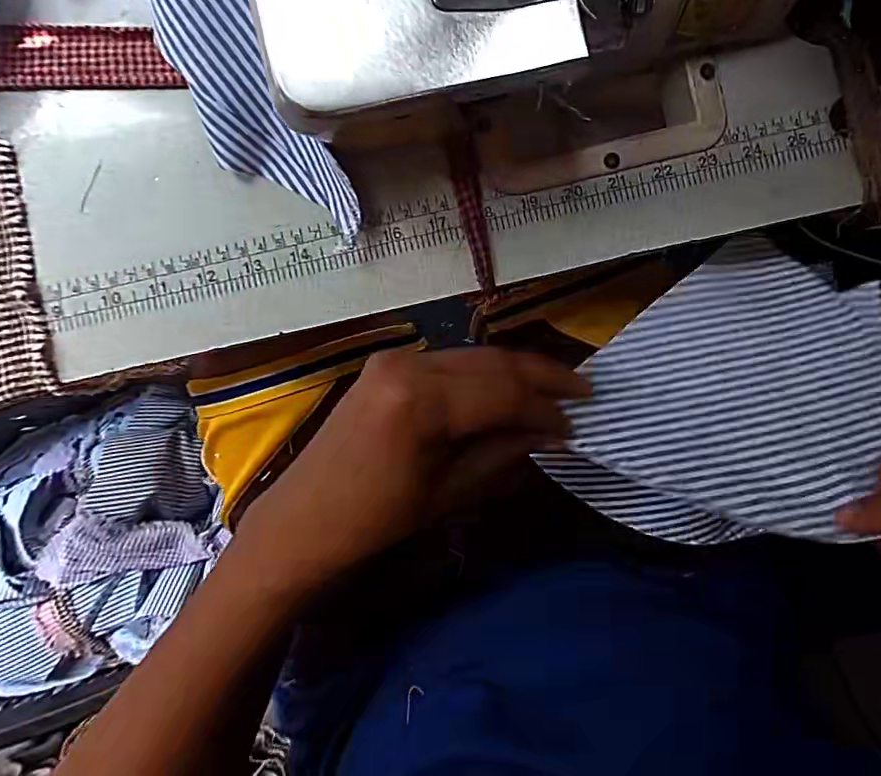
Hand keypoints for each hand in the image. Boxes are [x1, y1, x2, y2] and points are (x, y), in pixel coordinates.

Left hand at [230, 346, 589, 597]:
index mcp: (420, 400)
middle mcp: (409, 363)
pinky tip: (508, 390)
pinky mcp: (388, 363)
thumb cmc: (373, 522)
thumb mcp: (449, 492)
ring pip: (475, 356)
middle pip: (493, 362)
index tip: (578, 424)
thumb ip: (505, 452)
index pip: (504, 392)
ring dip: (515, 373)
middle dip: (541, 376)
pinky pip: (451, 363)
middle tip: (581, 391)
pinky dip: (483, 375)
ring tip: (554, 391)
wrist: (299, 523)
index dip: (546, 407)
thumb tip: (554, 431)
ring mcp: (396, 358)